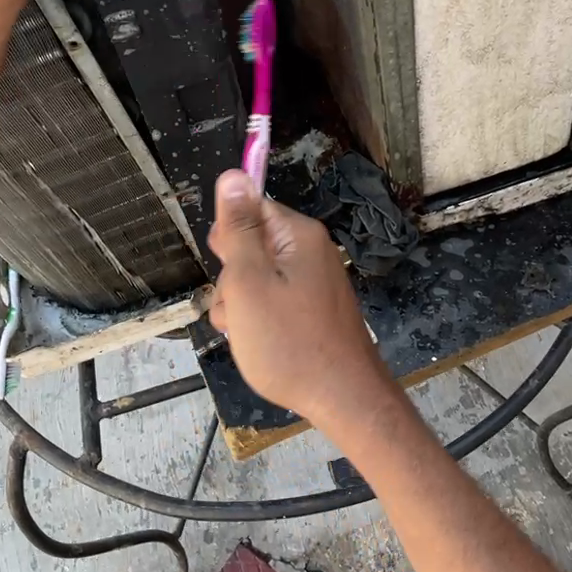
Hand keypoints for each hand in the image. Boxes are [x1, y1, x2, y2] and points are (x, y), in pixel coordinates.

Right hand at [207, 170, 396, 423]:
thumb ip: (238, 229)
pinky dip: (259, 322)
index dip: (228, 240)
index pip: (248, 210)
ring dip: (240, 306)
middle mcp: (309, 252)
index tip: (229, 270)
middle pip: (249, 246)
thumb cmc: (289, 342)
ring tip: (249, 333)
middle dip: (232, 279)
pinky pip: (273, 303)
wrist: (342, 398)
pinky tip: (261, 345)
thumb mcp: (249, 281)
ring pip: (255, 280)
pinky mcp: (312, 311)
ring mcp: (312, 283)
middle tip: (239, 308)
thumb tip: (233, 173)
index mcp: (297, 235)